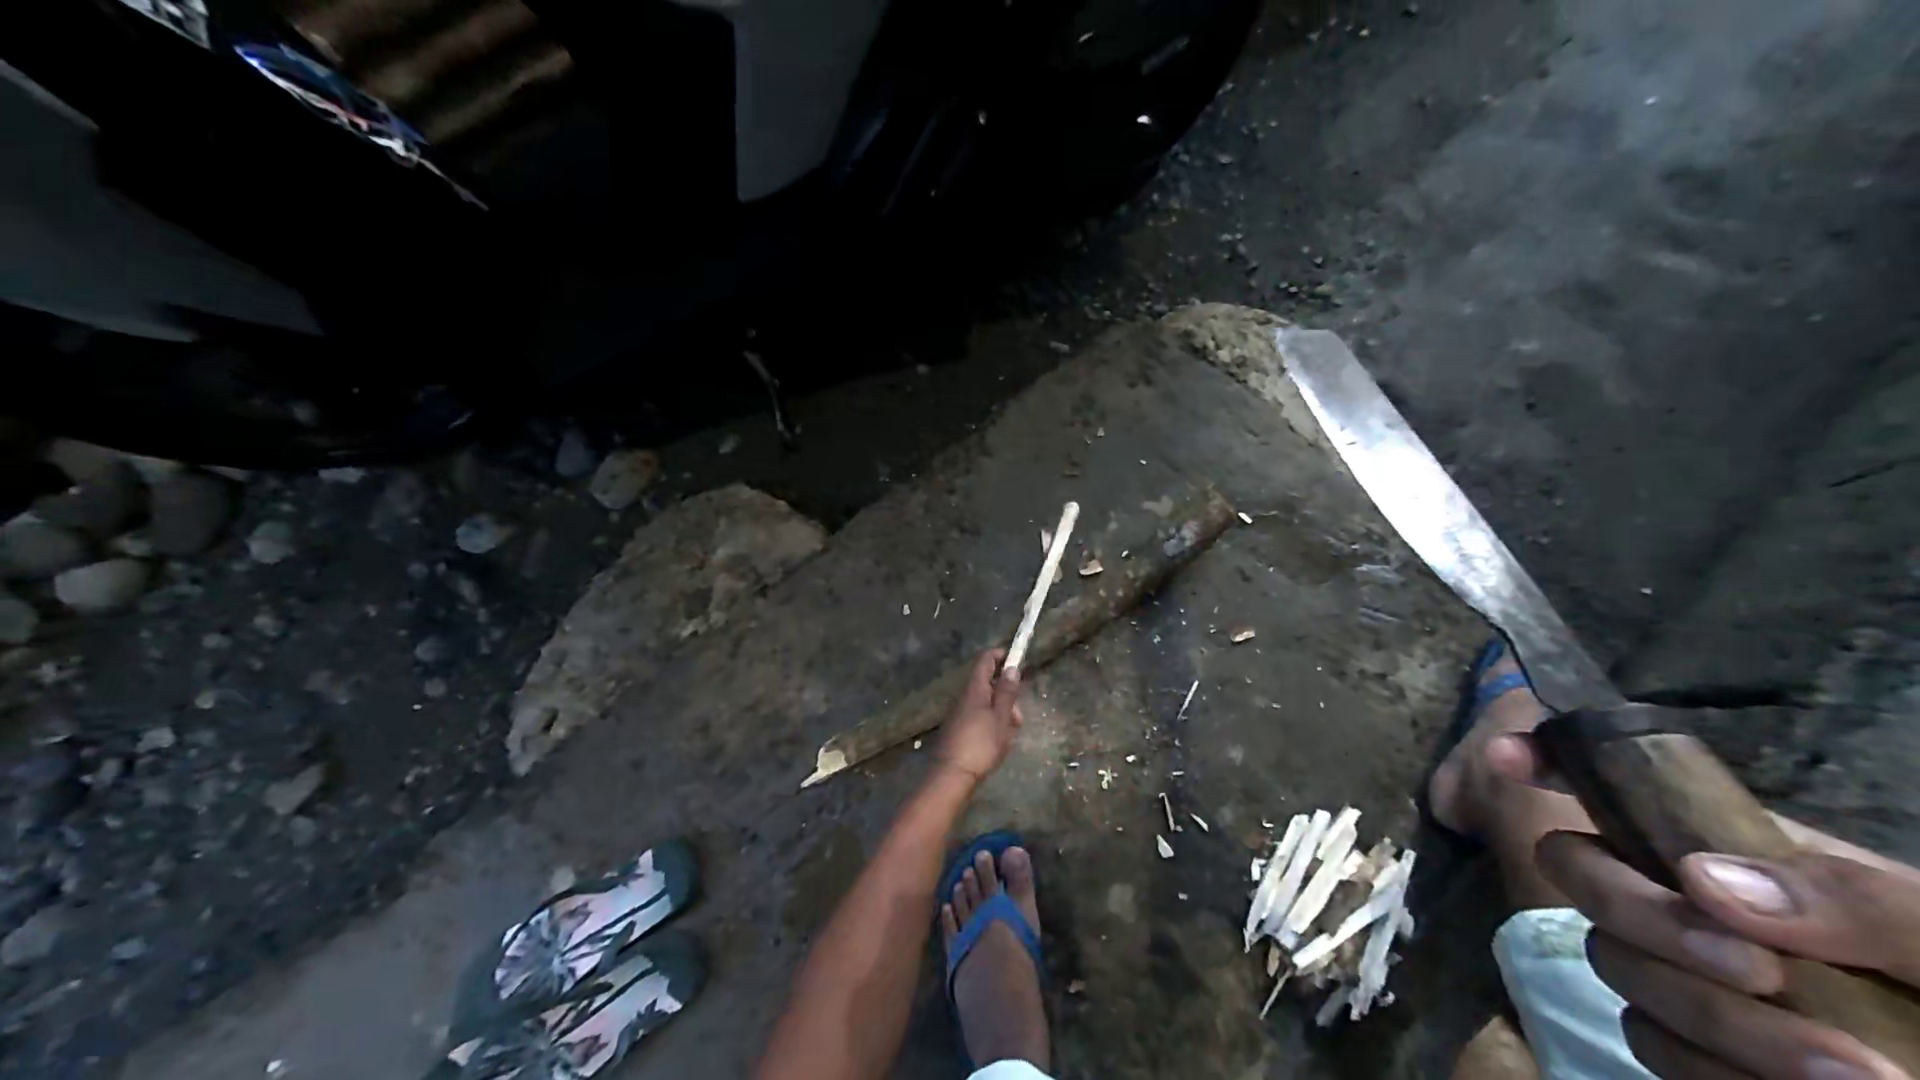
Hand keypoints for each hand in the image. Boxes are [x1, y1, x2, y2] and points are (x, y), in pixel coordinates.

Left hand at [933, 649, 1023, 781]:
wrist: (953, 775)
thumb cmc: (981, 743)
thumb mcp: (1001, 717)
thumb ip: (1007, 692)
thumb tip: (1011, 667)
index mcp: (975, 688)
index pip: (986, 658)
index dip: (1002, 655)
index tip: (1019, 664)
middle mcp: (965, 696)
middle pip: (990, 684)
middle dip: (1008, 696)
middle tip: (1017, 719)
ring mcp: (961, 713)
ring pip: (988, 704)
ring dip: (1003, 714)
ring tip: (1009, 736)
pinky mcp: (961, 729)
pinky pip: (981, 718)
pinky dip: (993, 726)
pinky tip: (998, 744)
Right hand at [1491, 734, 1919, 1079]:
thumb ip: (1858, 899)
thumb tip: (1701, 879)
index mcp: (1737, 850)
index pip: (1621, 785)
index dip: (1550, 759)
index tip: (1507, 758)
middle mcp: (1683, 897)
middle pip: (1577, 866)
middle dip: (1638, 911)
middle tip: (1752, 971)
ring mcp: (1680, 972)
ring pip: (1615, 962)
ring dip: (1712, 1017)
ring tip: (1852, 1076)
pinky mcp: (1692, 1047)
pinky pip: (1652, 1041)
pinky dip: (1715, 1071)